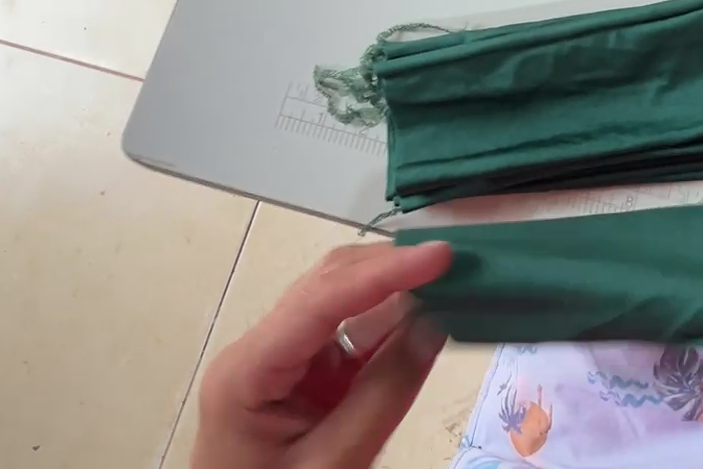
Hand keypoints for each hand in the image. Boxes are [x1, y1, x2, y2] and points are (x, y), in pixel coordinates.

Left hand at [192, 241, 452, 468]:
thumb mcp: (331, 465)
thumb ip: (383, 395)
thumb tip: (436, 323)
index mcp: (249, 368)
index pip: (323, 300)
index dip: (386, 271)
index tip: (441, 255)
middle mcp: (263, 346)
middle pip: (332, 284)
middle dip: (394, 267)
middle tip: (454, 259)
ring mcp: (285, 354)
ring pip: (347, 299)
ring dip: (399, 286)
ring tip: (450, 274)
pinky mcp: (308, 368)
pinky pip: (355, 330)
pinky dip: (394, 319)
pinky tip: (428, 308)